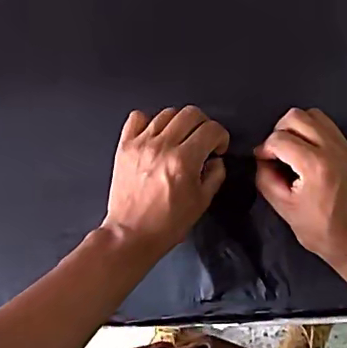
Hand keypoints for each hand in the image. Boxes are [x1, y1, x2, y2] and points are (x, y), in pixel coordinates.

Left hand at [102, 106, 228, 252]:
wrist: (131, 234)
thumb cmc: (166, 223)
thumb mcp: (202, 202)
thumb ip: (215, 175)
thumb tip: (216, 160)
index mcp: (184, 161)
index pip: (211, 129)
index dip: (221, 136)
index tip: (218, 147)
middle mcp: (162, 147)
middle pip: (191, 113)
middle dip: (204, 125)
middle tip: (203, 141)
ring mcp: (141, 144)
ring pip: (167, 113)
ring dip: (180, 123)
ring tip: (180, 139)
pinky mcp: (125, 147)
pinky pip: (137, 118)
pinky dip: (149, 122)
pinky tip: (156, 136)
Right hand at [255, 108, 346, 272]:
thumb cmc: (321, 231)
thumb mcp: (285, 209)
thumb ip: (266, 179)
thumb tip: (261, 159)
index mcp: (315, 165)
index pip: (279, 139)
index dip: (264, 148)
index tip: (262, 161)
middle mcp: (332, 148)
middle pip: (297, 116)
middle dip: (279, 131)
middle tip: (276, 152)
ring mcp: (346, 147)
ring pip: (315, 115)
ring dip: (297, 126)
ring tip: (291, 149)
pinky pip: (328, 126)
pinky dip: (313, 131)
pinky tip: (307, 152)